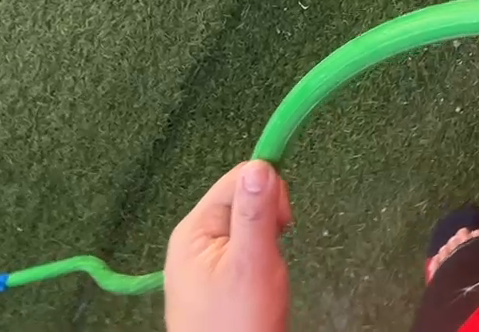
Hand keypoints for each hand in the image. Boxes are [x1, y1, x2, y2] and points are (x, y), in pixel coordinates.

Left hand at [165, 160, 291, 331]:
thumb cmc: (239, 320)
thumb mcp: (252, 262)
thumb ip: (256, 211)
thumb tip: (261, 162)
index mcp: (194, 229)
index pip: (238, 178)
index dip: (268, 190)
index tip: (284, 223)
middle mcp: (196, 236)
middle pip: (243, 193)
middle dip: (269, 211)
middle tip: (275, 245)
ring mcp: (206, 255)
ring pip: (249, 214)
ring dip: (268, 229)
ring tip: (268, 261)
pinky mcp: (219, 269)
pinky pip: (246, 236)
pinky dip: (262, 244)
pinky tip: (263, 267)